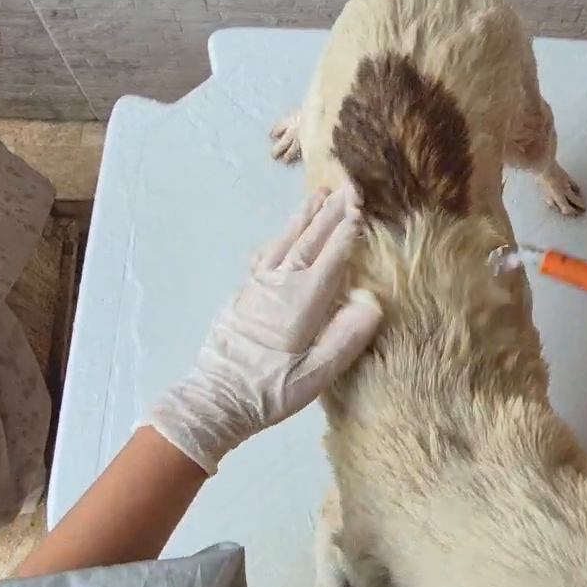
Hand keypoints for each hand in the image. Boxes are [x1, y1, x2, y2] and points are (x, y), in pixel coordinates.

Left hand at [146, 189, 383, 471]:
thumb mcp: (317, 375)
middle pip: (309, 239)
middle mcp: (279, 284)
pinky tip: (283, 233)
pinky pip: (265, 254)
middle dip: (330, 212)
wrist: (214, 401)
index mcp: (301, 301)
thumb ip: (346, 337)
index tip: (362, 201)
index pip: (332, 256)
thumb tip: (372, 301)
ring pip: (285, 242)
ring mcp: (257, 287)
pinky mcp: (242, 295)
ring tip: (319, 195)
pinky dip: (280, 237)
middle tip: (348, 185)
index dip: (348, 228)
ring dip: (304, 217)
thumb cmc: (270, 392)